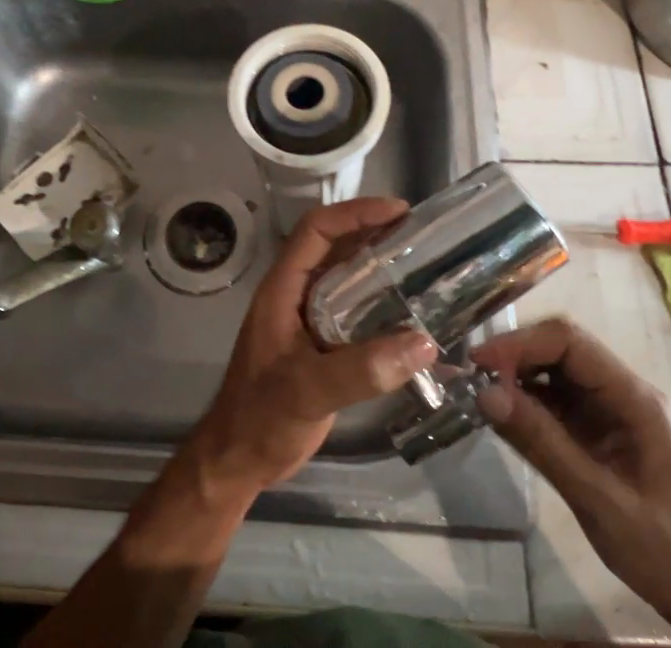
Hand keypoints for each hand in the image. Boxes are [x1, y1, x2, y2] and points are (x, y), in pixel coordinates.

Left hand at [185, 198, 439, 493]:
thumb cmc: (260, 417)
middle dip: (377, 235)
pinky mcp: (325, 350)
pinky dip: (386, 308)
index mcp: (282, 290)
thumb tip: (424, 343)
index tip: (400, 211)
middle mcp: (298, 298)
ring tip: (431, 267)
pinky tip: (418, 319)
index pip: (316, 231)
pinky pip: (359, 316)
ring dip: (384, 270)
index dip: (355, 213)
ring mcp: (311, 324)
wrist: (239, 460)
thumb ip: (360, 369)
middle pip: (337, 249)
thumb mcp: (306, 390)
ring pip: (350, 281)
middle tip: (426, 237)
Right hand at [473, 320, 670, 647]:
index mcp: (637, 401)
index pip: (571, 343)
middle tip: (473, 383)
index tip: (478, 364)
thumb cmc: (667, 552)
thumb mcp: (599, 500)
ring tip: (482, 400)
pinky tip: (508, 422)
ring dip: (520, 381)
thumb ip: (543, 444)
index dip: (521, 344)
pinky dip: (532, 407)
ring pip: (560, 377)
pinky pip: (564, 406)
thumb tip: (486, 394)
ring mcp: (619, 416)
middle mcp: (628, 397)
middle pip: (564, 352)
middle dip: (516, 358)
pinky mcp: (609, 437)